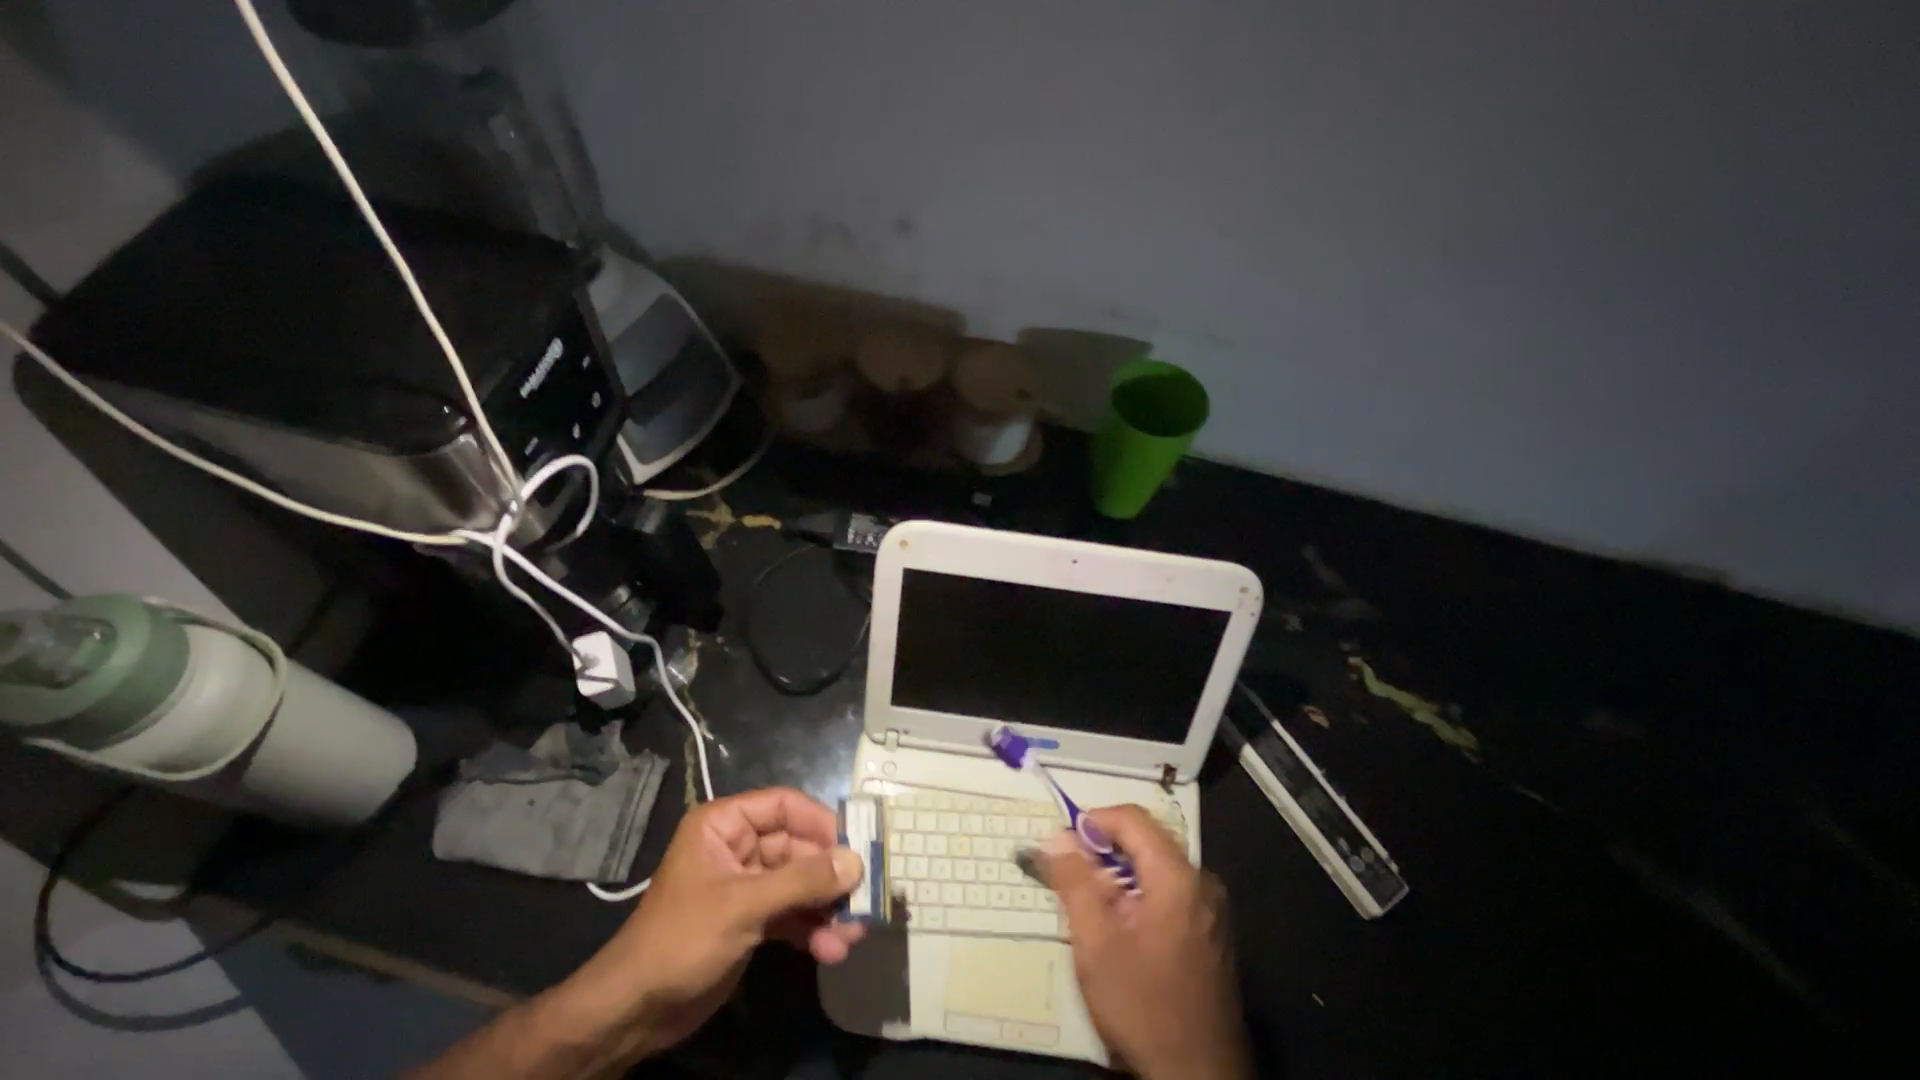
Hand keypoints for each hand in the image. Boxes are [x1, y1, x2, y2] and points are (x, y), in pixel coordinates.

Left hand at [563, 788, 865, 1057]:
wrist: (636, 1010)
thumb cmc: (681, 940)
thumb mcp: (744, 905)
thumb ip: (802, 881)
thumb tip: (857, 861)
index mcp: (724, 826)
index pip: (784, 806)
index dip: (822, 822)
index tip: (857, 846)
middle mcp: (737, 849)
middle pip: (799, 848)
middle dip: (831, 877)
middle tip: (866, 898)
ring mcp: (746, 887)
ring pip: (800, 885)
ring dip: (827, 908)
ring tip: (852, 935)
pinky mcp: (751, 922)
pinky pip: (792, 914)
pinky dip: (813, 929)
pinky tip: (831, 951)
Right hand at [1038, 806, 1250, 1079]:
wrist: (1198, 1073)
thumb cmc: (1142, 1004)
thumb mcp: (1095, 942)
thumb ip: (1075, 881)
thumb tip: (1057, 836)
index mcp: (1179, 877)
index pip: (1132, 819)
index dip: (1091, 822)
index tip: (1060, 847)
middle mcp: (1202, 883)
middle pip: (1146, 842)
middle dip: (1102, 853)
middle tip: (1069, 882)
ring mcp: (1211, 910)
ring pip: (1156, 870)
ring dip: (1118, 878)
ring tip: (1090, 911)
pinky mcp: (1211, 934)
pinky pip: (1170, 894)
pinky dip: (1139, 898)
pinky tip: (1119, 932)